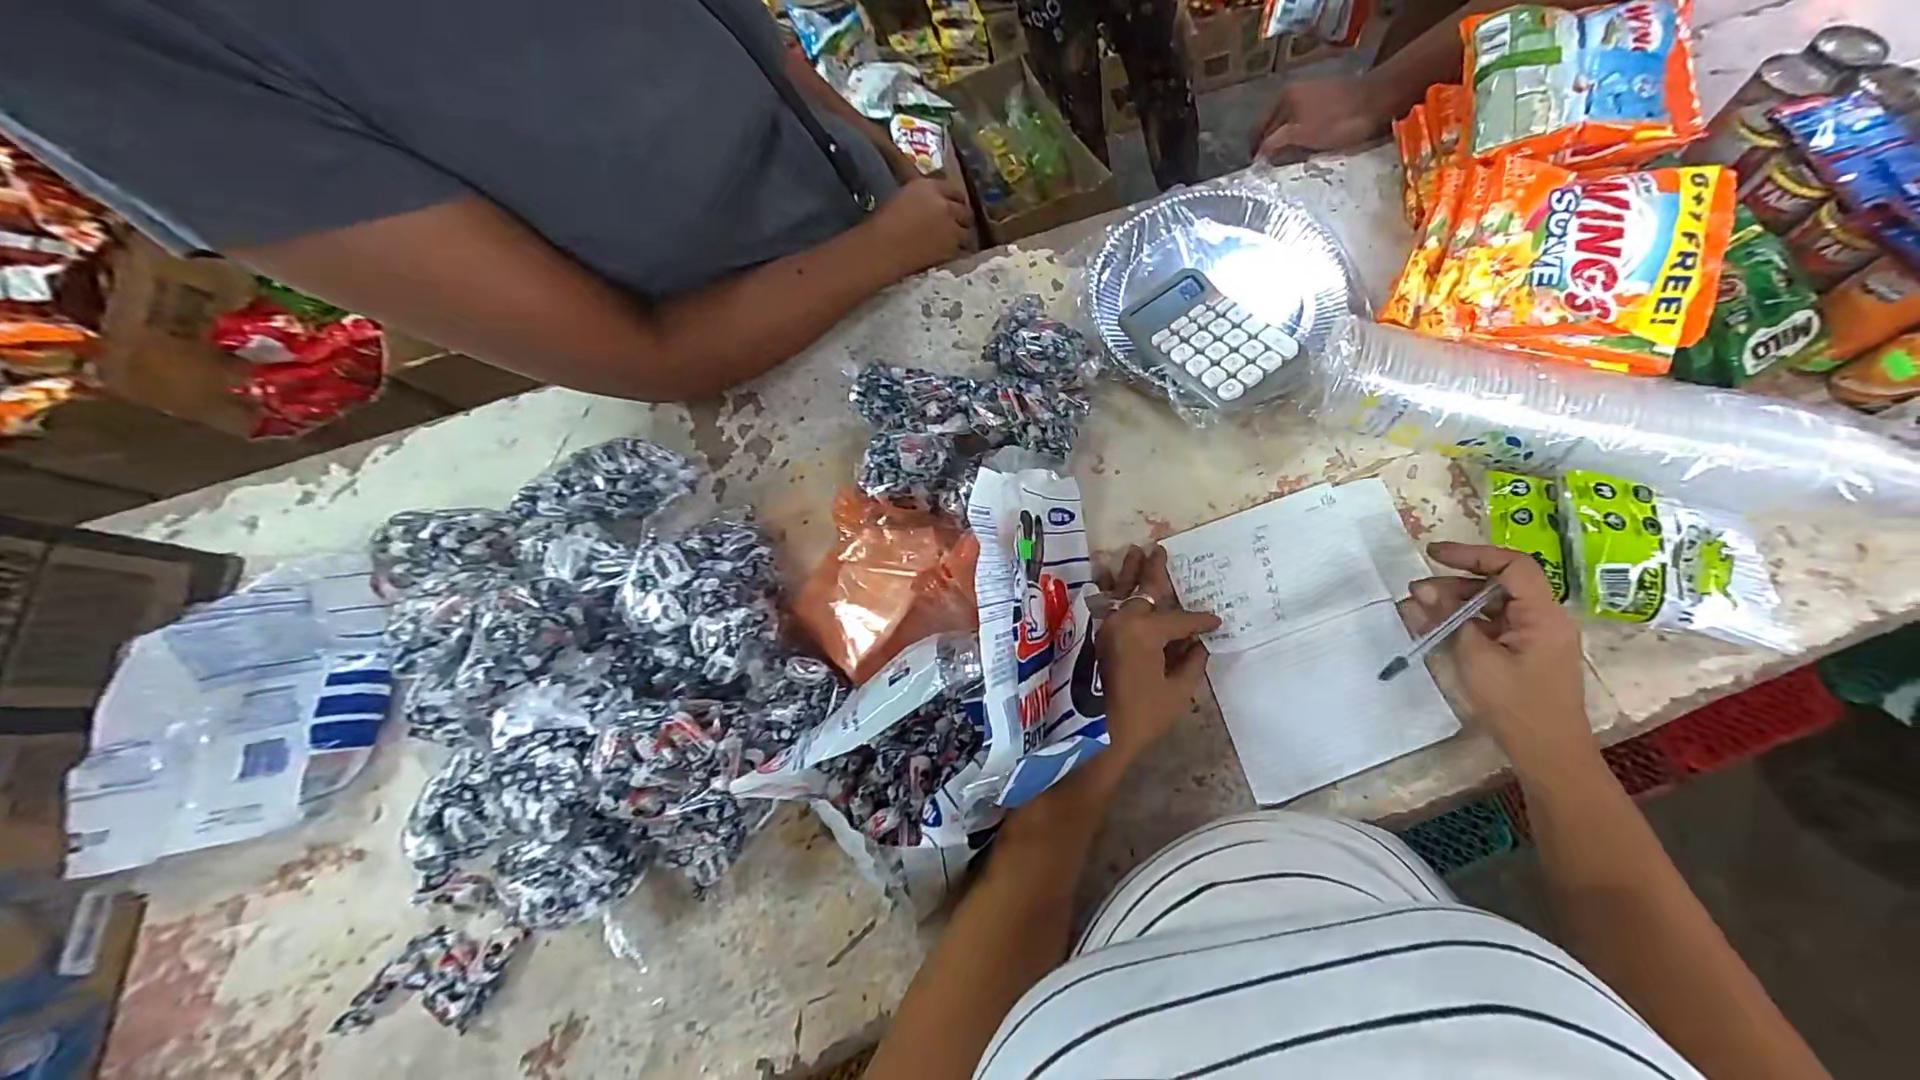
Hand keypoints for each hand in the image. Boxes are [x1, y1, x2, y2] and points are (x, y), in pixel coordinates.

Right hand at [867, 177, 974, 276]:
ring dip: (961, 234)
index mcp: (928, 187)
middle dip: (961, 216)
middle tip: (956, 224)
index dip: (952, 199)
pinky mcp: (950, 249)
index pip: (952, 189)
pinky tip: (951, 253)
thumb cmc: (882, 223)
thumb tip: (928, 204)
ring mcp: (950, 228)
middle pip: (964, 209)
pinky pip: (962, 250)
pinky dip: (958, 251)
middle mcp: (944, 205)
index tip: (951, 205)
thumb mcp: (902, 198)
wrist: (882, 249)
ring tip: (954, 240)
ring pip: (966, 231)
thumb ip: (921, 198)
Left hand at [1095, 546, 1220, 763]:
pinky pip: (1101, 604)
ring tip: (1133, 551)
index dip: (1200, 621)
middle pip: (1144, 590)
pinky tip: (1104, 575)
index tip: (1215, 621)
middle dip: (1154, 570)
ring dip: (1128, 571)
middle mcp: (1123, 620)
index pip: (1180, 620)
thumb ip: (1191, 663)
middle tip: (1159, 550)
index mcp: (1146, 632)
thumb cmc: (1141, 715)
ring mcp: (1104, 625)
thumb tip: (1198, 643)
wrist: (1096, 734)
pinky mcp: (1092, 635)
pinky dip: (1105, 589)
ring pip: (1119, 591)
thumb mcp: (1177, 691)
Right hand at [1251, 74, 1392, 161]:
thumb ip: (1274, 144)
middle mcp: (1296, 92)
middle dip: (1272, 146)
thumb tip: (1257, 156)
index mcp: (1285, 97)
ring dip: (1288, 143)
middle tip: (1270, 170)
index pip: (1261, 129)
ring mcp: (1314, 94)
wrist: (1379, 101)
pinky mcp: (1329, 101)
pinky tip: (1305, 150)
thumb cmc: (1336, 119)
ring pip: (1292, 125)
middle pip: (1276, 126)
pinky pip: (1307, 123)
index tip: (1256, 170)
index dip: (1257, 150)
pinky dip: (1303, 137)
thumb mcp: (1299, 134)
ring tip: (1287, 163)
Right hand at [1406, 542, 1596, 776]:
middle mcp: (1543, 618)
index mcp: (1543, 615)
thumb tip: (1421, 589)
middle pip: (1498, 583)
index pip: (1513, 566)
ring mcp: (1534, 635)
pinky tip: (1435, 626)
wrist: (1548, 752)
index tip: (1432, 554)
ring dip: (1455, 602)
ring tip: (1419, 610)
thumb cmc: (1516, 705)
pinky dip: (1463, 621)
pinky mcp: (1523, 650)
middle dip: (1454, 582)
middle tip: (1416, 593)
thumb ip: (1449, 619)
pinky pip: (1491, 623)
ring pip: (1492, 603)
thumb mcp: (1475, 658)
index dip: (1472, 554)